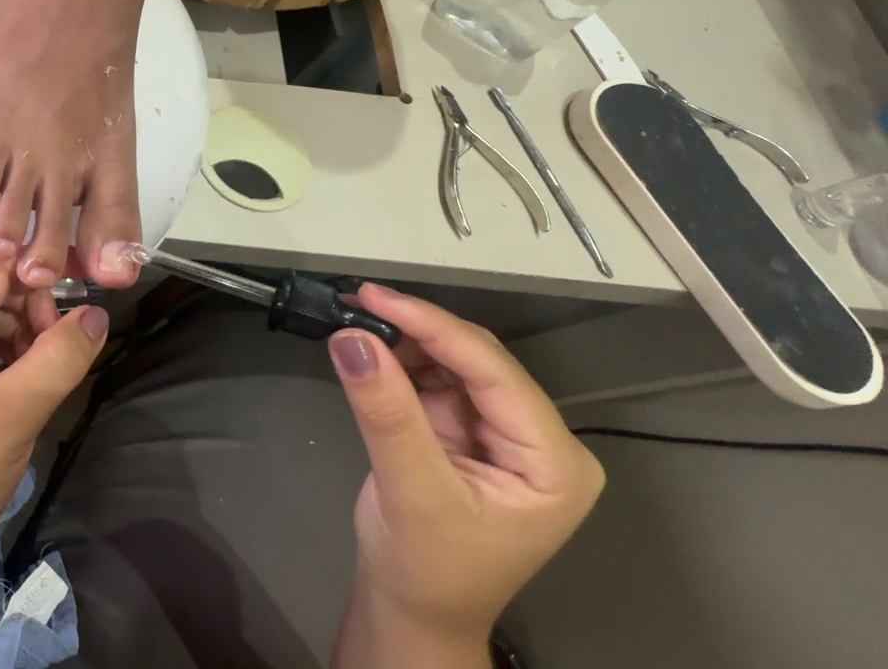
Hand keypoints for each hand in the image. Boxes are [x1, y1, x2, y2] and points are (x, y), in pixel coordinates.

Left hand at [0, 260, 108, 557]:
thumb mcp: (19, 409)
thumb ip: (60, 356)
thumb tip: (98, 313)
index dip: (37, 277)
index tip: (77, 301)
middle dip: (34, 309)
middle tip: (60, 350)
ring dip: (28, 335)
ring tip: (49, 371)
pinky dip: (15, 356)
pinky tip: (32, 384)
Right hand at [328, 285, 603, 663]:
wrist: (410, 608)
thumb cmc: (429, 567)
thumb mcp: (412, 492)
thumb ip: (386, 413)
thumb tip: (351, 339)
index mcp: (554, 461)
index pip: (496, 374)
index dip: (435, 327)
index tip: (375, 297)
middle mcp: (534, 440)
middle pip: (477, 362)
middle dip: (417, 331)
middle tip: (357, 304)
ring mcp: (496, 434)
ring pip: (451, 365)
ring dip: (403, 343)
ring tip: (354, 325)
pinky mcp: (458, 431)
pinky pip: (429, 381)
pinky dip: (396, 363)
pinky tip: (367, 353)